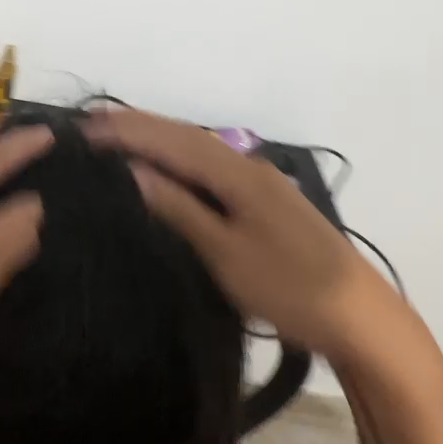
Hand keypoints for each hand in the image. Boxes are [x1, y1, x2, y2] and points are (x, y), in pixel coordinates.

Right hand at [85, 109, 389, 356]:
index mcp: (238, 173)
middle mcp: (248, 166)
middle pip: (185, 135)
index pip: (171, 140)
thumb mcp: (226, 253)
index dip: (126, 132)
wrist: (360, 319)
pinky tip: (163, 167)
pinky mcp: (263, 201)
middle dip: (136, 125)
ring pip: (198, 148)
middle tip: (89, 124)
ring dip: (156, 138)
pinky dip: (177, 158)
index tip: (82, 130)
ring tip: (114, 136)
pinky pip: (209, 166)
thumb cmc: (290, 289)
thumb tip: (133, 170)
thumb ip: (180, 208)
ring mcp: (260, 182)